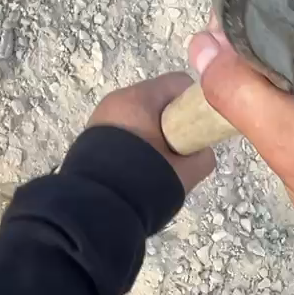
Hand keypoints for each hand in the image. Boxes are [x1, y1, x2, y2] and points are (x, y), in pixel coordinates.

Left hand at [88, 72, 216, 192]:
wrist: (97, 210)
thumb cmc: (143, 182)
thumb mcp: (185, 172)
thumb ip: (203, 157)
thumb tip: (202, 152)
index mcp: (138, 99)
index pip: (178, 84)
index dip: (195, 104)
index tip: (199, 130)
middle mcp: (116, 101)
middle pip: (158, 101)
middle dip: (173, 124)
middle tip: (179, 154)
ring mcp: (100, 118)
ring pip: (140, 118)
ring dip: (153, 137)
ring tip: (158, 166)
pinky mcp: (90, 137)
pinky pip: (123, 132)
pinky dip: (135, 146)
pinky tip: (138, 170)